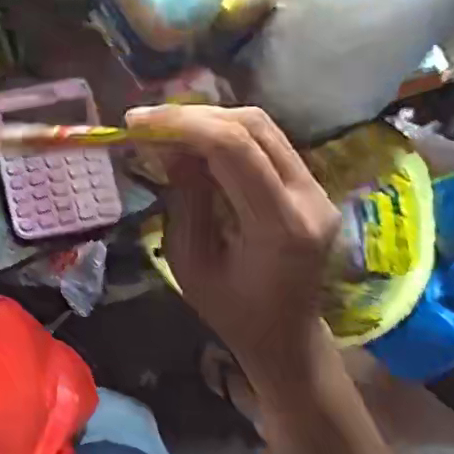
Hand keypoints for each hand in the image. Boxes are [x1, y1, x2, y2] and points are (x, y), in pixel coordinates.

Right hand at [128, 105, 340, 383]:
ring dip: (209, 120)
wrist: (287, 337)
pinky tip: (194, 142)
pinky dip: (226, 134)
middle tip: (146, 123)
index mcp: (279, 226)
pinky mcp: (311, 185)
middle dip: (193, 116)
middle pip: (252, 126)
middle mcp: (308, 198)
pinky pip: (267, 142)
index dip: (182, 125)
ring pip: (262, 126)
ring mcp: (316, 188)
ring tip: (165, 129)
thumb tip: (169, 146)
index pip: (235, 149)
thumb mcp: (190, 263)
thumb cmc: (232, 313)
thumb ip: (186, 200)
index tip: (136, 122)